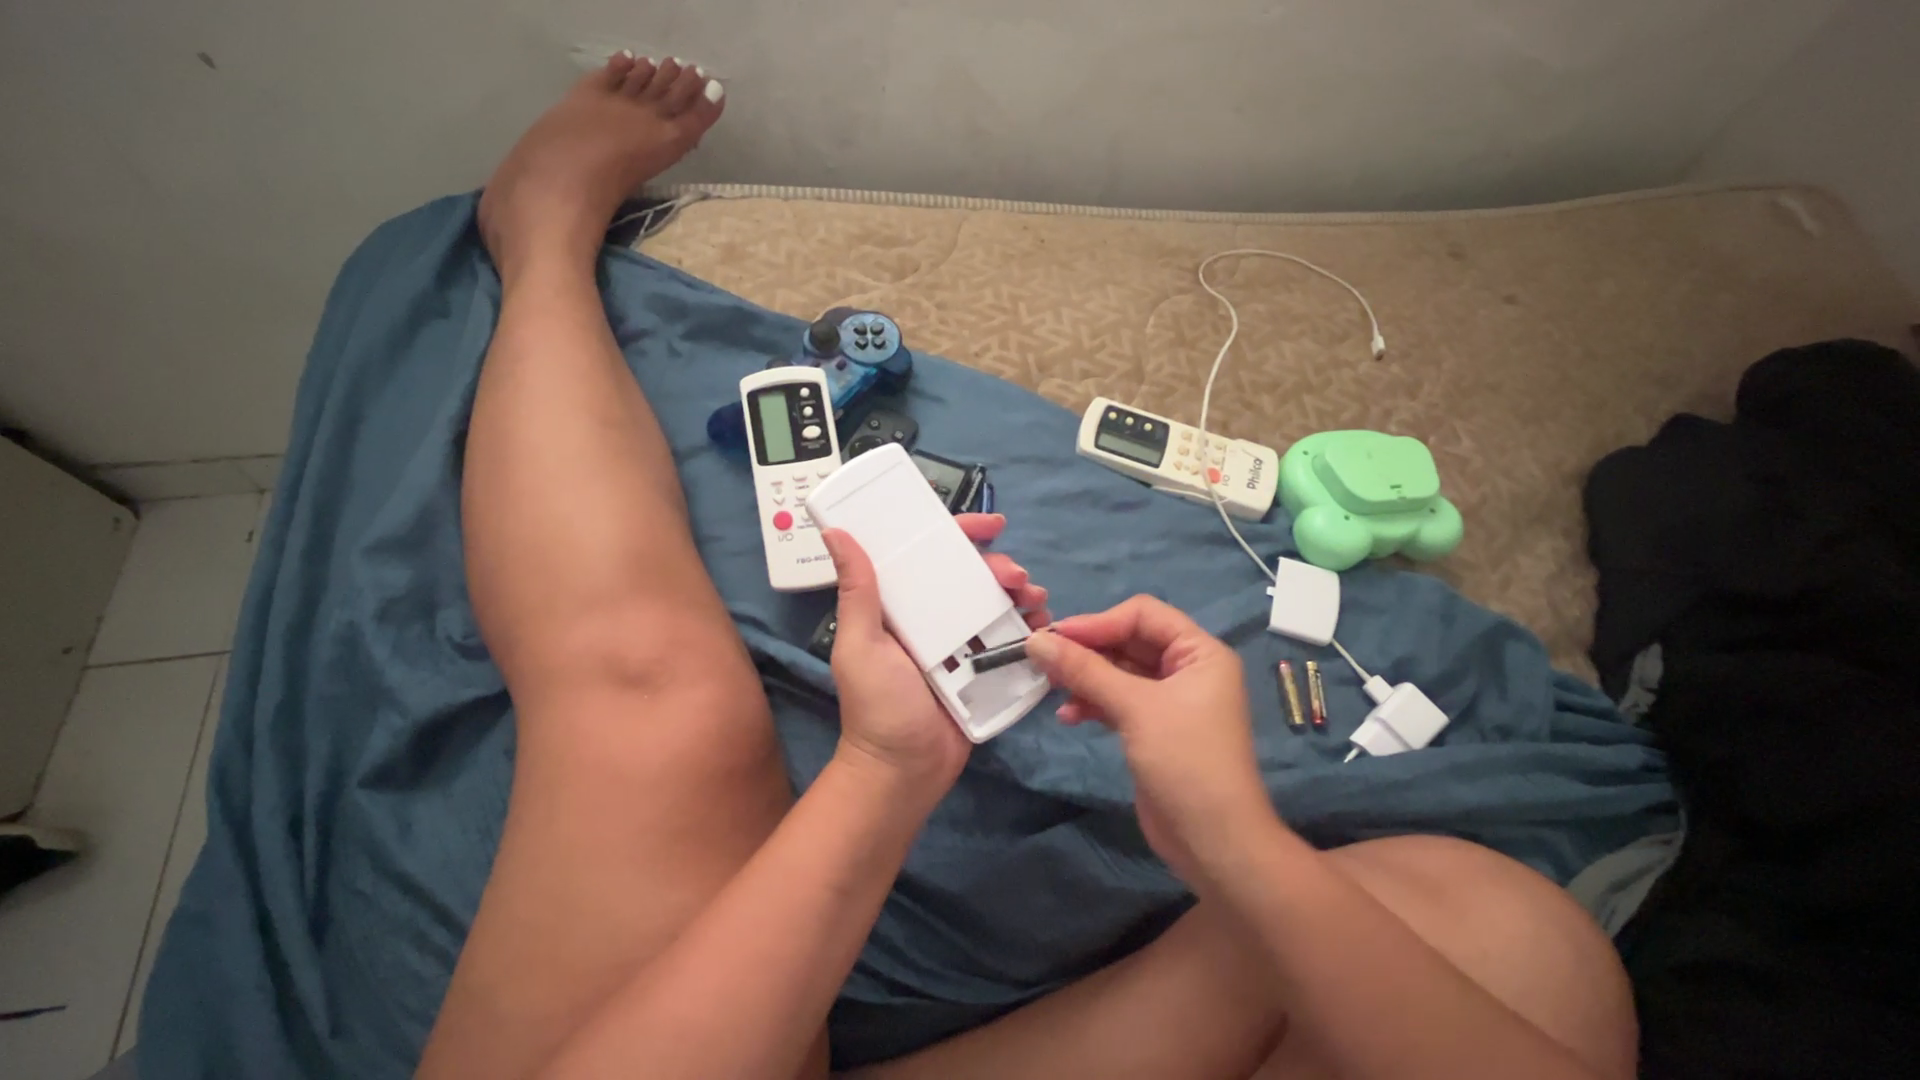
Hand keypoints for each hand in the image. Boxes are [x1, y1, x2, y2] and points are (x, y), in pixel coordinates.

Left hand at [822, 513, 1049, 791]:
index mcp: (902, 607)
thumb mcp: (861, 645)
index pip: (930, 556)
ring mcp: (961, 646)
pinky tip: (1044, 626)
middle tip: (1018, 577)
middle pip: (972, 577)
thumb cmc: (878, 707)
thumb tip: (836, 533)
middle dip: (1001, 567)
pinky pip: (1011, 642)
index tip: (992, 525)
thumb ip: (857, 591)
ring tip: (1036, 601)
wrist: (904, 773)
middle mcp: (932, 620)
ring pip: (996, 605)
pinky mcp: (984, 673)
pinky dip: (1030, 629)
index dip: (961, 533)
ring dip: (1021, 595)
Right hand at [1024, 596, 1276, 885]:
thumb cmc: (1185, 761)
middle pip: (1129, 642)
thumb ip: (1085, 670)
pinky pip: (1118, 702)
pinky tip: (1068, 716)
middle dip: (1087, 650)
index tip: (1055, 637)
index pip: (1143, 615)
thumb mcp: (1135, 708)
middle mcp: (1188, 670)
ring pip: (1119, 673)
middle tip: (1043, 660)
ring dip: (1085, 678)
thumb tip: (1036, 640)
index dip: (1098, 622)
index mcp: (1200, 653)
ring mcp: (1171, 702)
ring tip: (1051, 689)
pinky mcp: (1154, 730)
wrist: (1214, 840)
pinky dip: (1093, 704)